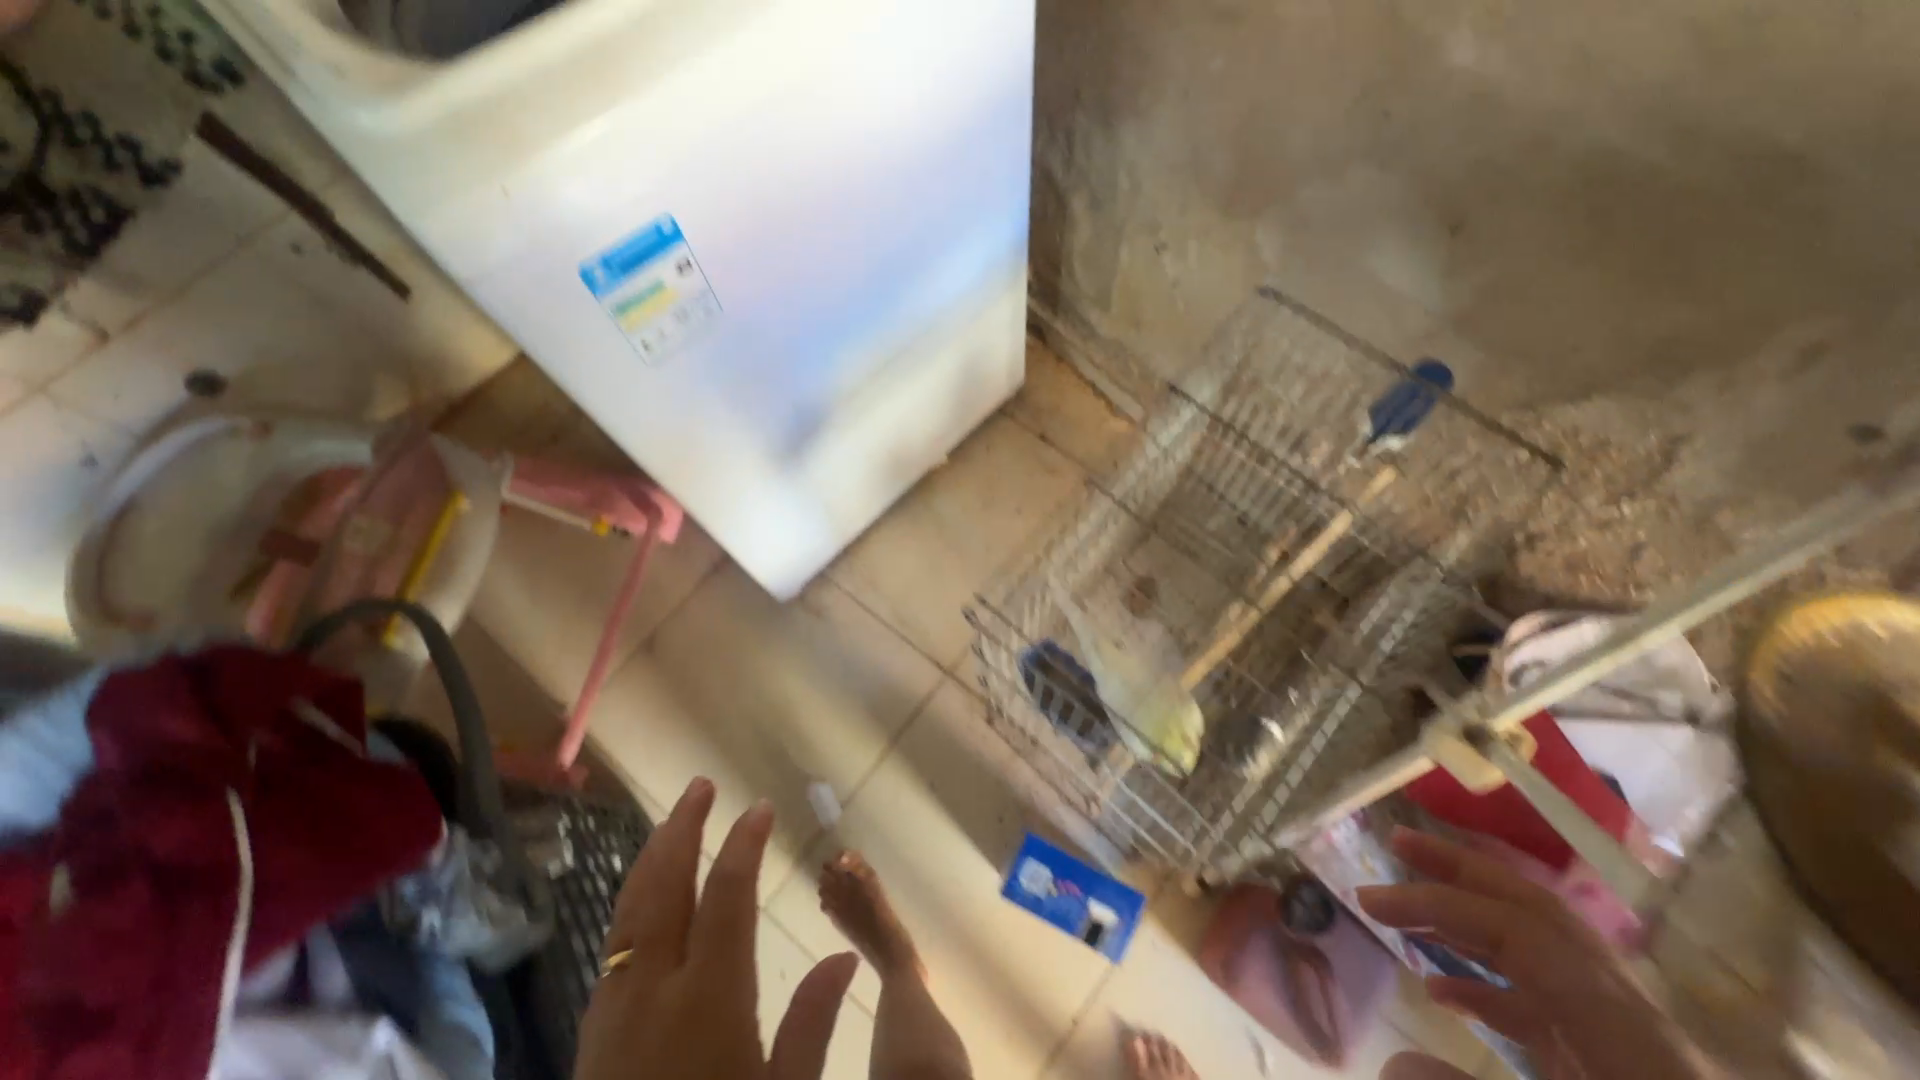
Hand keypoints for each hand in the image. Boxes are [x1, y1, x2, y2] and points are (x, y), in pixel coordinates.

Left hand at [573, 777, 859, 1079]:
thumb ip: (811, 1023)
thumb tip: (845, 956)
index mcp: (709, 998)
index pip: (728, 897)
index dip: (744, 846)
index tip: (760, 809)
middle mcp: (655, 987)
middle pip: (664, 886)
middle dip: (683, 828)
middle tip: (701, 786)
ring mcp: (615, 1004)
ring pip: (629, 907)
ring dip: (653, 856)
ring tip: (674, 822)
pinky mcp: (594, 1025)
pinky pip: (613, 939)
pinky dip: (634, 898)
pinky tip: (647, 896)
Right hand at [1356, 829, 1722, 1079]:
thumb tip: (1389, 1063)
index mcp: (1623, 1029)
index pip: (1520, 932)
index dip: (1441, 905)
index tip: (1369, 900)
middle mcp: (1627, 1015)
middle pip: (1540, 914)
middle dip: (1464, 872)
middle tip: (1397, 843)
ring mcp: (1622, 1037)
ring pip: (1543, 949)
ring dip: (1470, 920)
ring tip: (1405, 910)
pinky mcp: (1613, 1062)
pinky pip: (1545, 998)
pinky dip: (1487, 980)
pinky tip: (1438, 989)